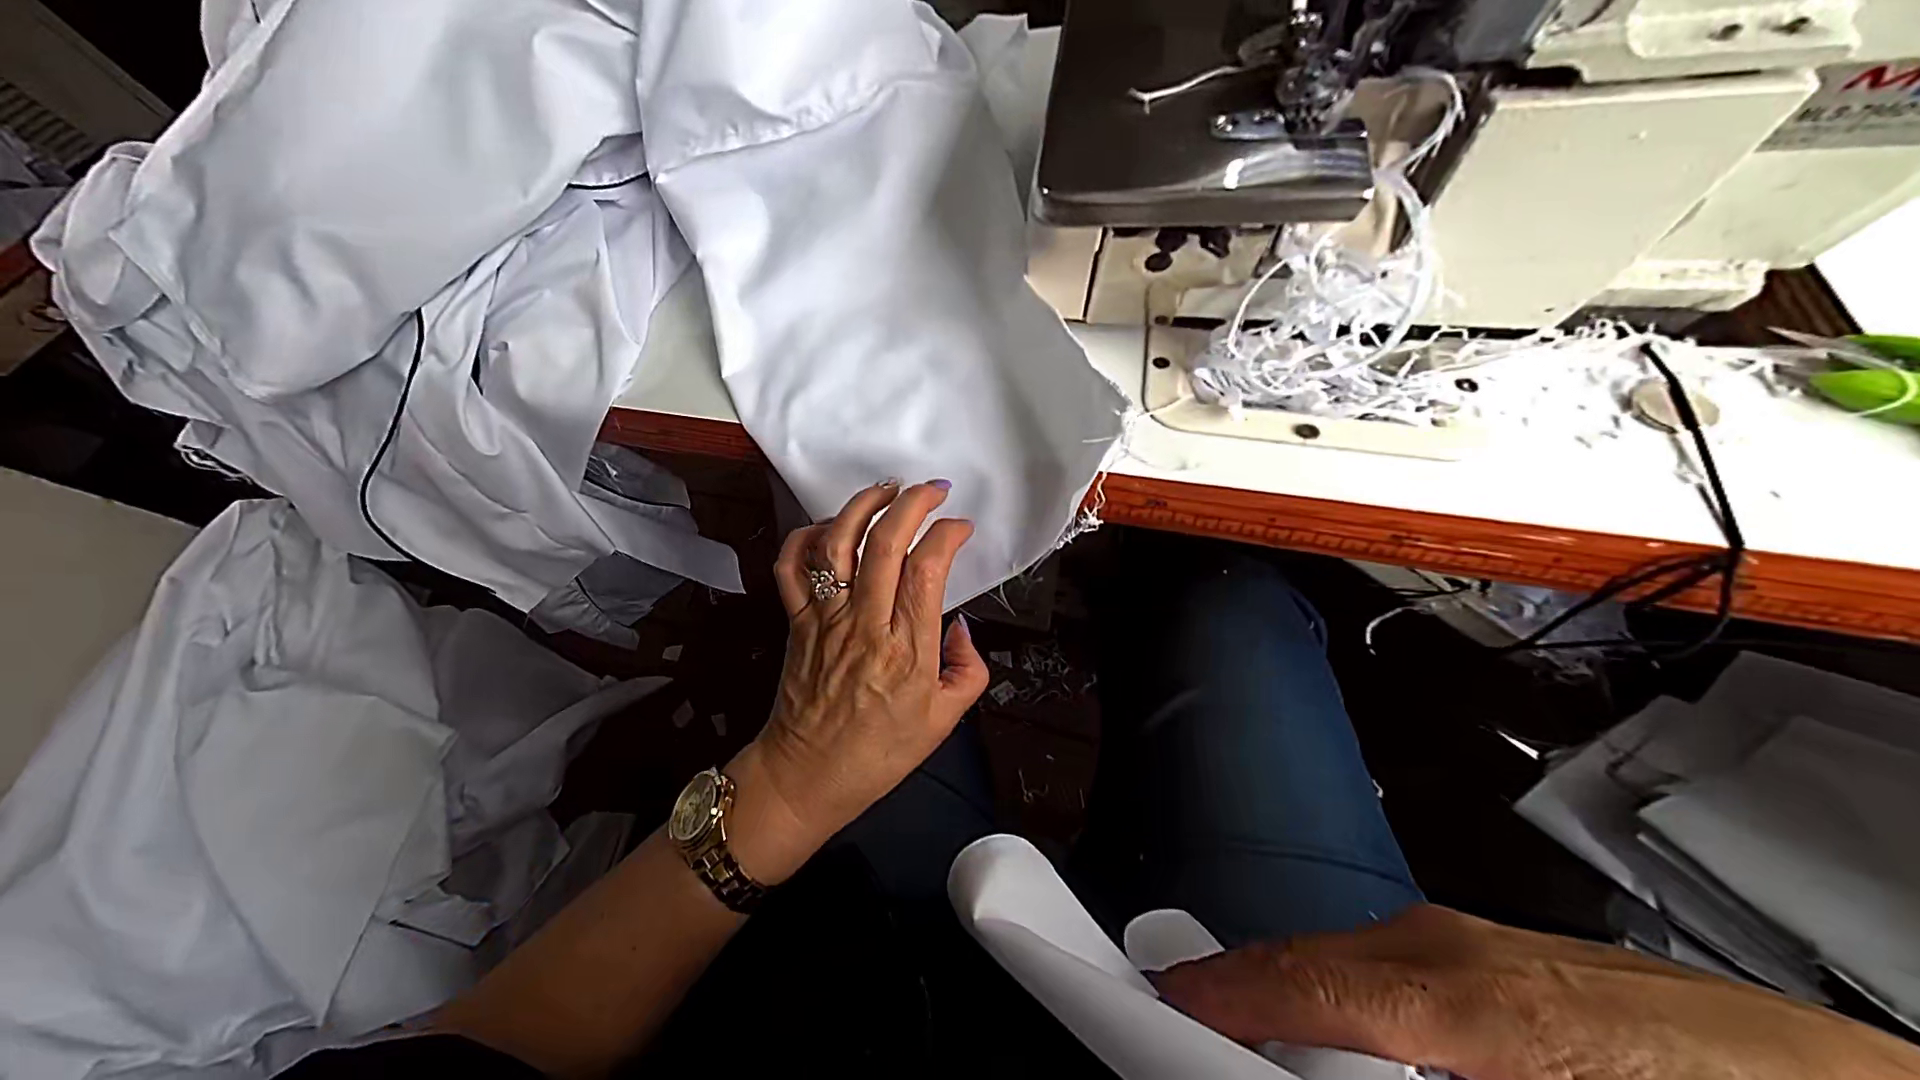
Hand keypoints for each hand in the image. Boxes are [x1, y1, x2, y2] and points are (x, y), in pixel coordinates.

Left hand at [724, 480, 988, 884]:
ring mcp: (824, 619)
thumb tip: (961, 628)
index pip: (928, 569)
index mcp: (906, 650)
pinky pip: (791, 568)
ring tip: (886, 489)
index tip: (960, 528)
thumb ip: (967, 669)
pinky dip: (804, 538)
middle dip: (913, 503)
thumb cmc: (877, 752)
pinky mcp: (796, 622)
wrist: (807, 775)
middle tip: (932, 491)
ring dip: (862, 506)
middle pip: (886, 543)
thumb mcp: (944, 720)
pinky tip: (828, 528)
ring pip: (837, 544)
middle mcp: (864, 624)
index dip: (948, 535)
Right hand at [1153, 905, 1919, 1079]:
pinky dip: (1337, 995)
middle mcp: (1448, 949)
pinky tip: (1346, 1035)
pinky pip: (1377, 965)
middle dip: (1241, 992)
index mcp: (1463, 1000)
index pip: (1302, 982)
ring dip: (1290, 997)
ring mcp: (1465, 940)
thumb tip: (1335, 1058)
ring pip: (1337, 959)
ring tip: (1255, 1031)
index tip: (1168, 1004)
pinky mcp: (1482, 950)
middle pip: (1305, 962)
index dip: (1224, 992)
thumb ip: (1406, 1070)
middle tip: (1194, 1022)